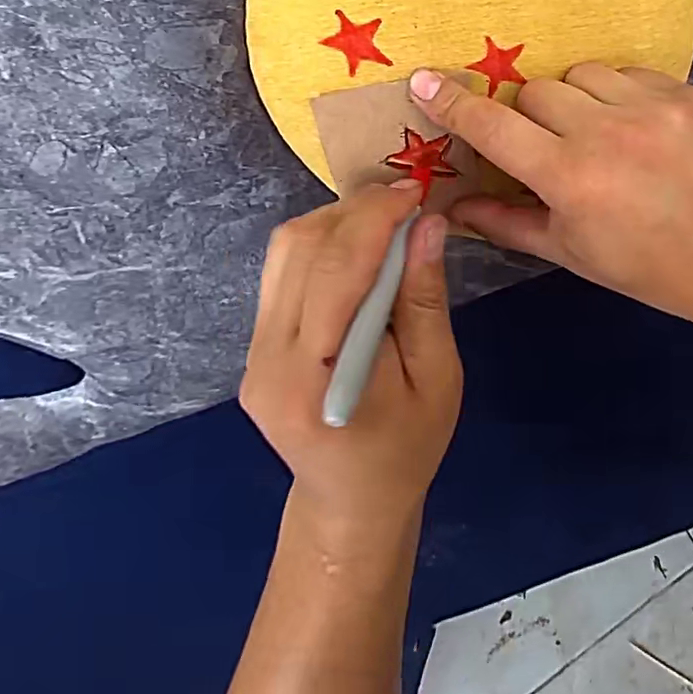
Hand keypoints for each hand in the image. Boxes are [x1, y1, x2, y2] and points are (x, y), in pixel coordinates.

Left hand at [240, 181, 462, 530]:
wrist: (351, 501)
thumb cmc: (407, 449)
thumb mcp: (439, 377)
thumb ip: (426, 299)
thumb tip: (429, 225)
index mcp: (316, 379)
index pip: (338, 271)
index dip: (376, 219)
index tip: (415, 192)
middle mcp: (268, 359)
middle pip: (303, 250)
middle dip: (358, 211)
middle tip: (406, 200)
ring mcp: (253, 351)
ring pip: (285, 251)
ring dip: (336, 220)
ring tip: (384, 219)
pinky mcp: (254, 345)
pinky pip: (282, 270)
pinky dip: (321, 242)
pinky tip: (356, 246)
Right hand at [408, 64, 692, 337]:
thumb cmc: (643, 265)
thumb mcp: (568, 251)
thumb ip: (504, 223)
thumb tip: (451, 207)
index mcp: (571, 178)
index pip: (494, 128)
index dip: (454, 105)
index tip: (425, 82)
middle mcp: (607, 133)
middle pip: (534, 90)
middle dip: (529, 115)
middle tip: (551, 147)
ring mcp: (651, 107)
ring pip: (578, 74)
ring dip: (573, 100)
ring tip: (598, 134)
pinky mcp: (684, 93)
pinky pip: (625, 73)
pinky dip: (615, 95)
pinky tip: (635, 129)